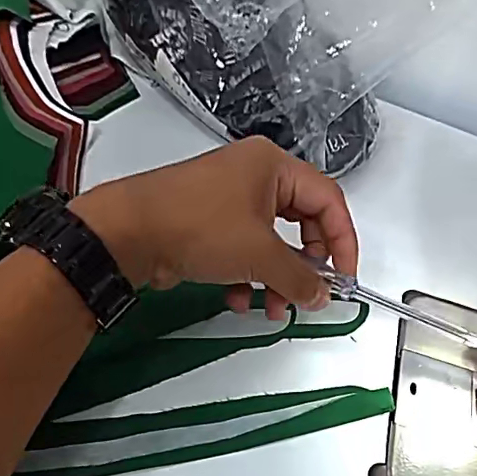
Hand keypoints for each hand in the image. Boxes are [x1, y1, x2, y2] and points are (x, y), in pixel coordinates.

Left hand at [69, 137, 357, 320]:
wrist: (131, 234)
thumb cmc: (193, 224)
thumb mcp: (260, 256)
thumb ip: (299, 278)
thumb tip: (321, 294)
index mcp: (273, 167)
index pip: (328, 200)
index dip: (343, 241)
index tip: (345, 275)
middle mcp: (254, 178)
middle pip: (302, 225)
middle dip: (305, 267)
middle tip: (308, 294)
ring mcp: (231, 201)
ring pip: (273, 245)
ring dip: (276, 281)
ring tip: (271, 308)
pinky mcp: (212, 225)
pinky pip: (246, 254)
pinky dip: (249, 279)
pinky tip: (239, 299)